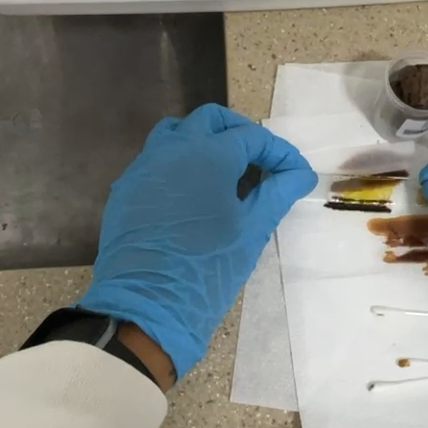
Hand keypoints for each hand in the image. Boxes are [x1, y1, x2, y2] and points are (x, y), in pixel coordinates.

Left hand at [79, 103, 316, 378]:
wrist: (147, 308)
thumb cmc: (208, 269)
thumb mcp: (252, 231)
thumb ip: (277, 192)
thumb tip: (301, 173)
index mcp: (209, 155)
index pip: (251, 137)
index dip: (278, 152)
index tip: (294, 173)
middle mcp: (173, 149)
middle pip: (210, 120)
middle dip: (239, 133)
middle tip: (259, 160)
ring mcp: (144, 167)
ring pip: (176, 132)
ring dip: (203, 141)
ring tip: (223, 171)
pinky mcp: (126, 188)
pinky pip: (155, 159)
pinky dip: (178, 163)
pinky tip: (191, 193)